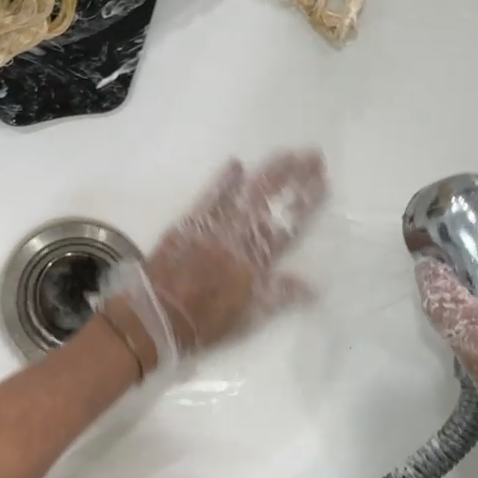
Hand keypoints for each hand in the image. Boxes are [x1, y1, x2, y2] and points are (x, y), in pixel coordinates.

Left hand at [100, 149, 327, 374]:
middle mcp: (236, 238)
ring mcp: (211, 228)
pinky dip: (222, 181)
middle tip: (311, 154)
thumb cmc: (203, 323)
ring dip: (266, 172)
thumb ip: (280, 297)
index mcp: (255, 262)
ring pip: (244, 194)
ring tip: (285, 154)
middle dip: (292, 176)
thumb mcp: (248, 318)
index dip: (306, 202)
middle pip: (269, 201)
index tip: (321, 179)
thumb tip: (314, 285)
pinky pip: (209, 198)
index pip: (288, 225)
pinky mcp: (188, 224)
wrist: (155, 315)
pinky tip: (235, 164)